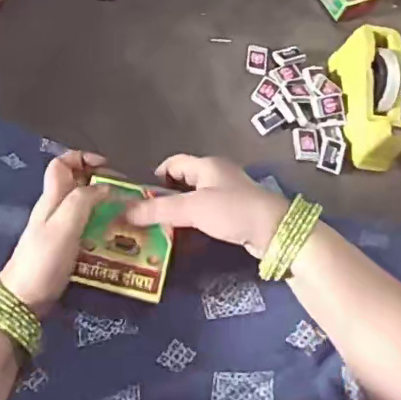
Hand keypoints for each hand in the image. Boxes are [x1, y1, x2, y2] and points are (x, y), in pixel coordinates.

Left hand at [0, 150, 111, 313]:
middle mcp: (55, 209)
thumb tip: (106, 187)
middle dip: (101, 182)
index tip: (107, 167)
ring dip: (105, 206)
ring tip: (127, 214)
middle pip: (77, 183)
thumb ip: (84, 200)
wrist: (24, 300)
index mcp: (52, 197)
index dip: (83, 158)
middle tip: (124, 194)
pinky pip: (87, 227)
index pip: (62, 164)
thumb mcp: (64, 224)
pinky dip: (102, 226)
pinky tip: (116, 237)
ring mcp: (59, 229)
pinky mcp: (65, 247)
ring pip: (84, 206)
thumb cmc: (44, 259)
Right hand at [122, 155, 290, 257]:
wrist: (274, 231)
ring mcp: (228, 193)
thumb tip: (126, 211)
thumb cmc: (232, 211)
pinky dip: (195, 221)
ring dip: (180, 212)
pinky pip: (207, 212)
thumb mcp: (192, 208)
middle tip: (148, 217)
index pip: (173, 163)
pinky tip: (187, 236)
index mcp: (206, 165)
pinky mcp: (235, 212)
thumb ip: (159, 210)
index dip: (155, 177)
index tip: (141, 198)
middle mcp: (217, 174)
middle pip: (183, 181)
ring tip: (163, 230)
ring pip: (195, 199)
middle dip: (165, 197)